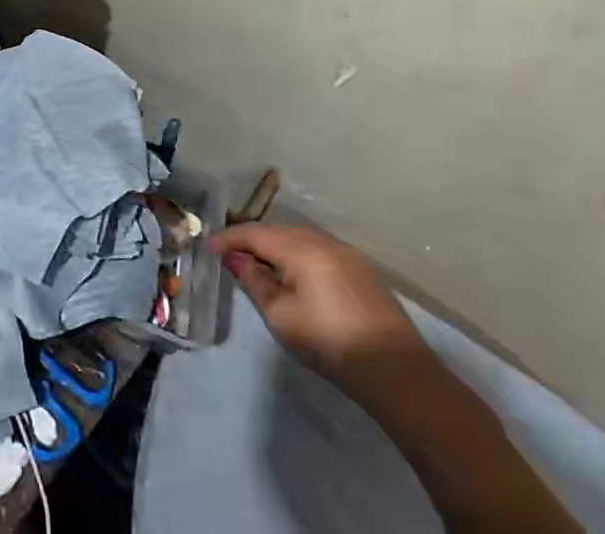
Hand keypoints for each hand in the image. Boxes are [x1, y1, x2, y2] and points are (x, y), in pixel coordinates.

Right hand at [206, 223, 428, 381]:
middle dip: (250, 238)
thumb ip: (253, 280)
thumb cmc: (328, 341)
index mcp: (303, 252)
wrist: (397, 374)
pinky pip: (318, 247)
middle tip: (228, 252)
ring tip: (255, 259)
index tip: (207, 248)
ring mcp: (349, 256)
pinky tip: (288, 268)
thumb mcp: (279, 313)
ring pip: (300, 236)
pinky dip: (295, 250)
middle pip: (278, 230)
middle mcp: (327, 245)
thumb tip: (235, 259)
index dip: (228, 239)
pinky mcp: (362, 271)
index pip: (255, 234)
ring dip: (274, 243)